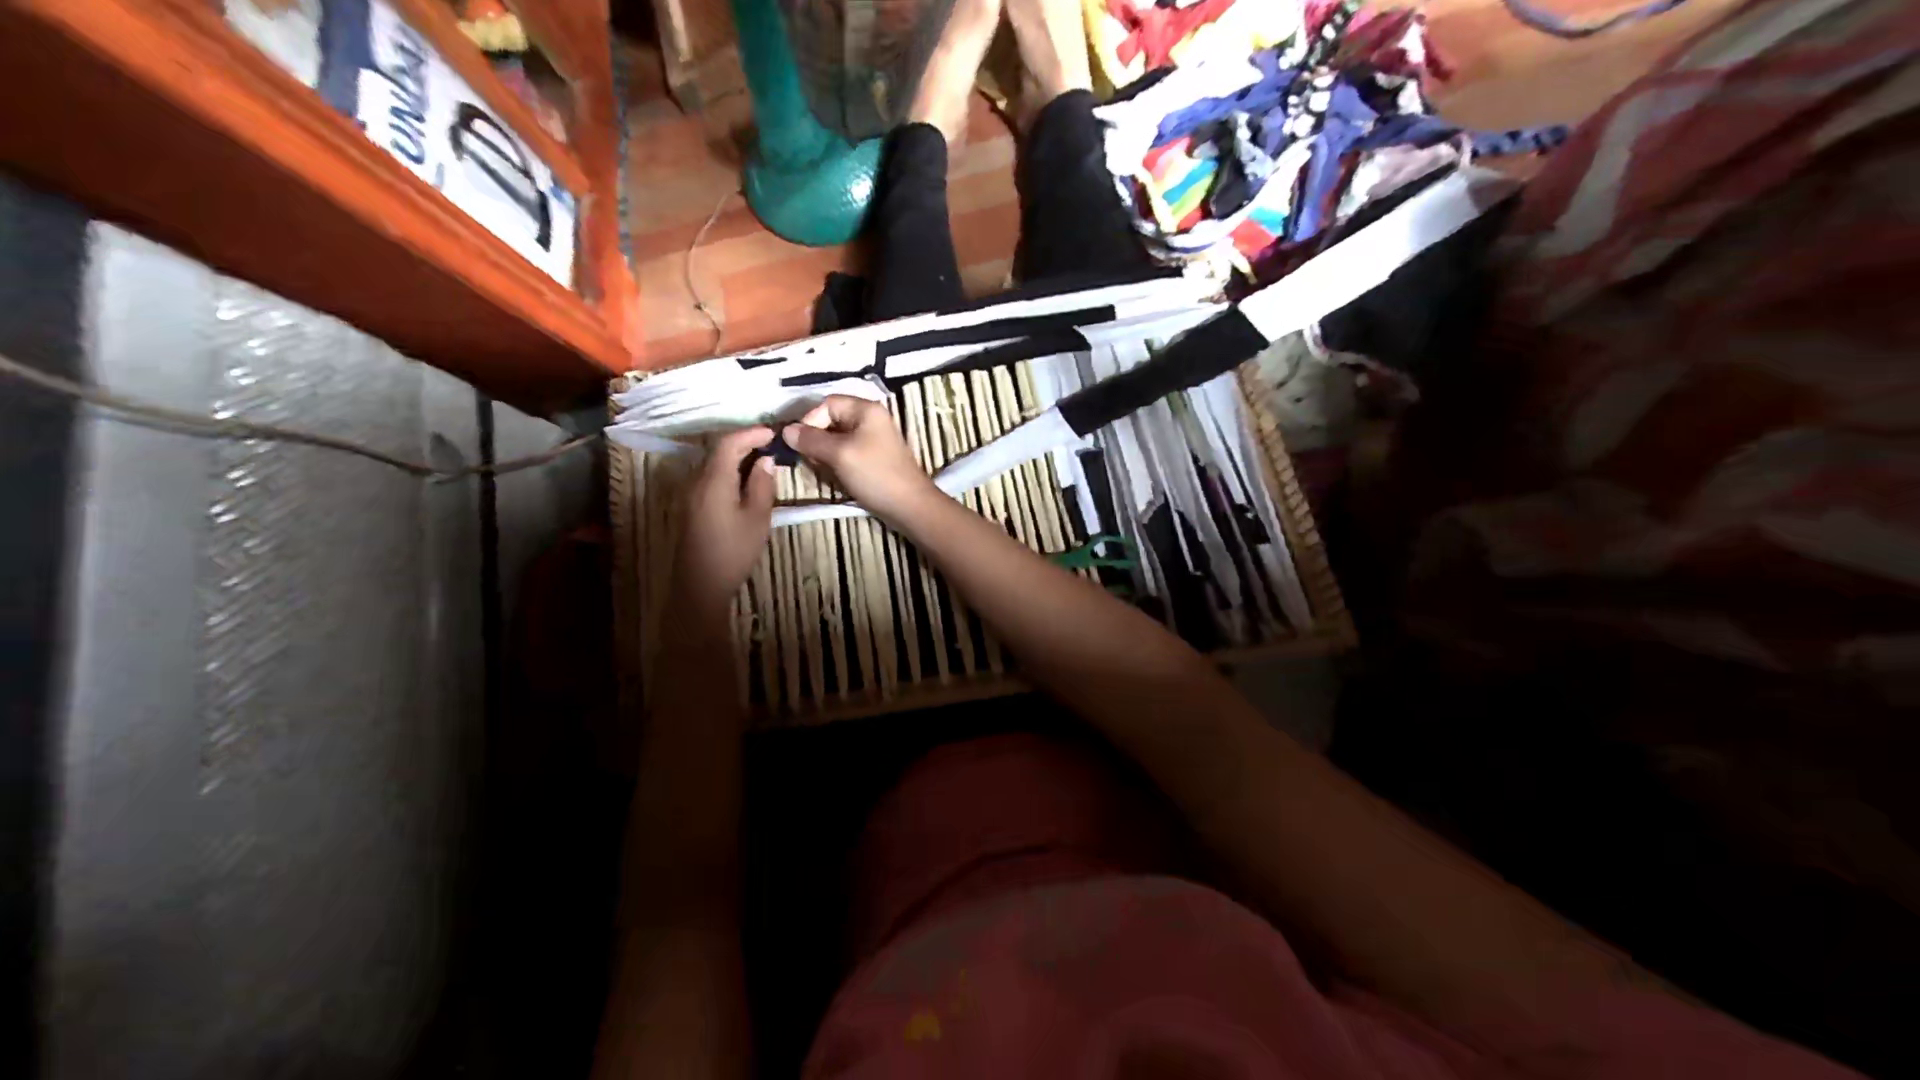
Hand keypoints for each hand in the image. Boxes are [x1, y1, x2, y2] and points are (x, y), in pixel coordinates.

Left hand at [674, 426, 775, 611]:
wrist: (700, 585)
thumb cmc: (733, 552)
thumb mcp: (757, 518)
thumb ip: (761, 485)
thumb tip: (765, 460)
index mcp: (713, 480)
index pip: (729, 443)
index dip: (751, 433)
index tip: (774, 433)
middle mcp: (696, 481)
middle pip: (718, 450)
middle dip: (744, 442)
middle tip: (771, 445)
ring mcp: (690, 493)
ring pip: (713, 464)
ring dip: (736, 457)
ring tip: (762, 461)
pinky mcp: (690, 506)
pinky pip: (710, 478)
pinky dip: (729, 471)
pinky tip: (745, 481)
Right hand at [783, 396, 938, 524]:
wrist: (909, 506)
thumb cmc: (875, 475)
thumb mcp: (840, 455)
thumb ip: (811, 440)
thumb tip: (787, 430)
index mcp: (866, 409)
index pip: (827, 404)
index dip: (810, 421)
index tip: (801, 445)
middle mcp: (870, 419)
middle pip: (831, 420)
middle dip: (816, 439)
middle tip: (812, 461)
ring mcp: (873, 439)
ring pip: (836, 439)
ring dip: (824, 454)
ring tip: (823, 471)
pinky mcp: (873, 457)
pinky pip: (846, 453)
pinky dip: (836, 462)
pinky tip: (835, 477)